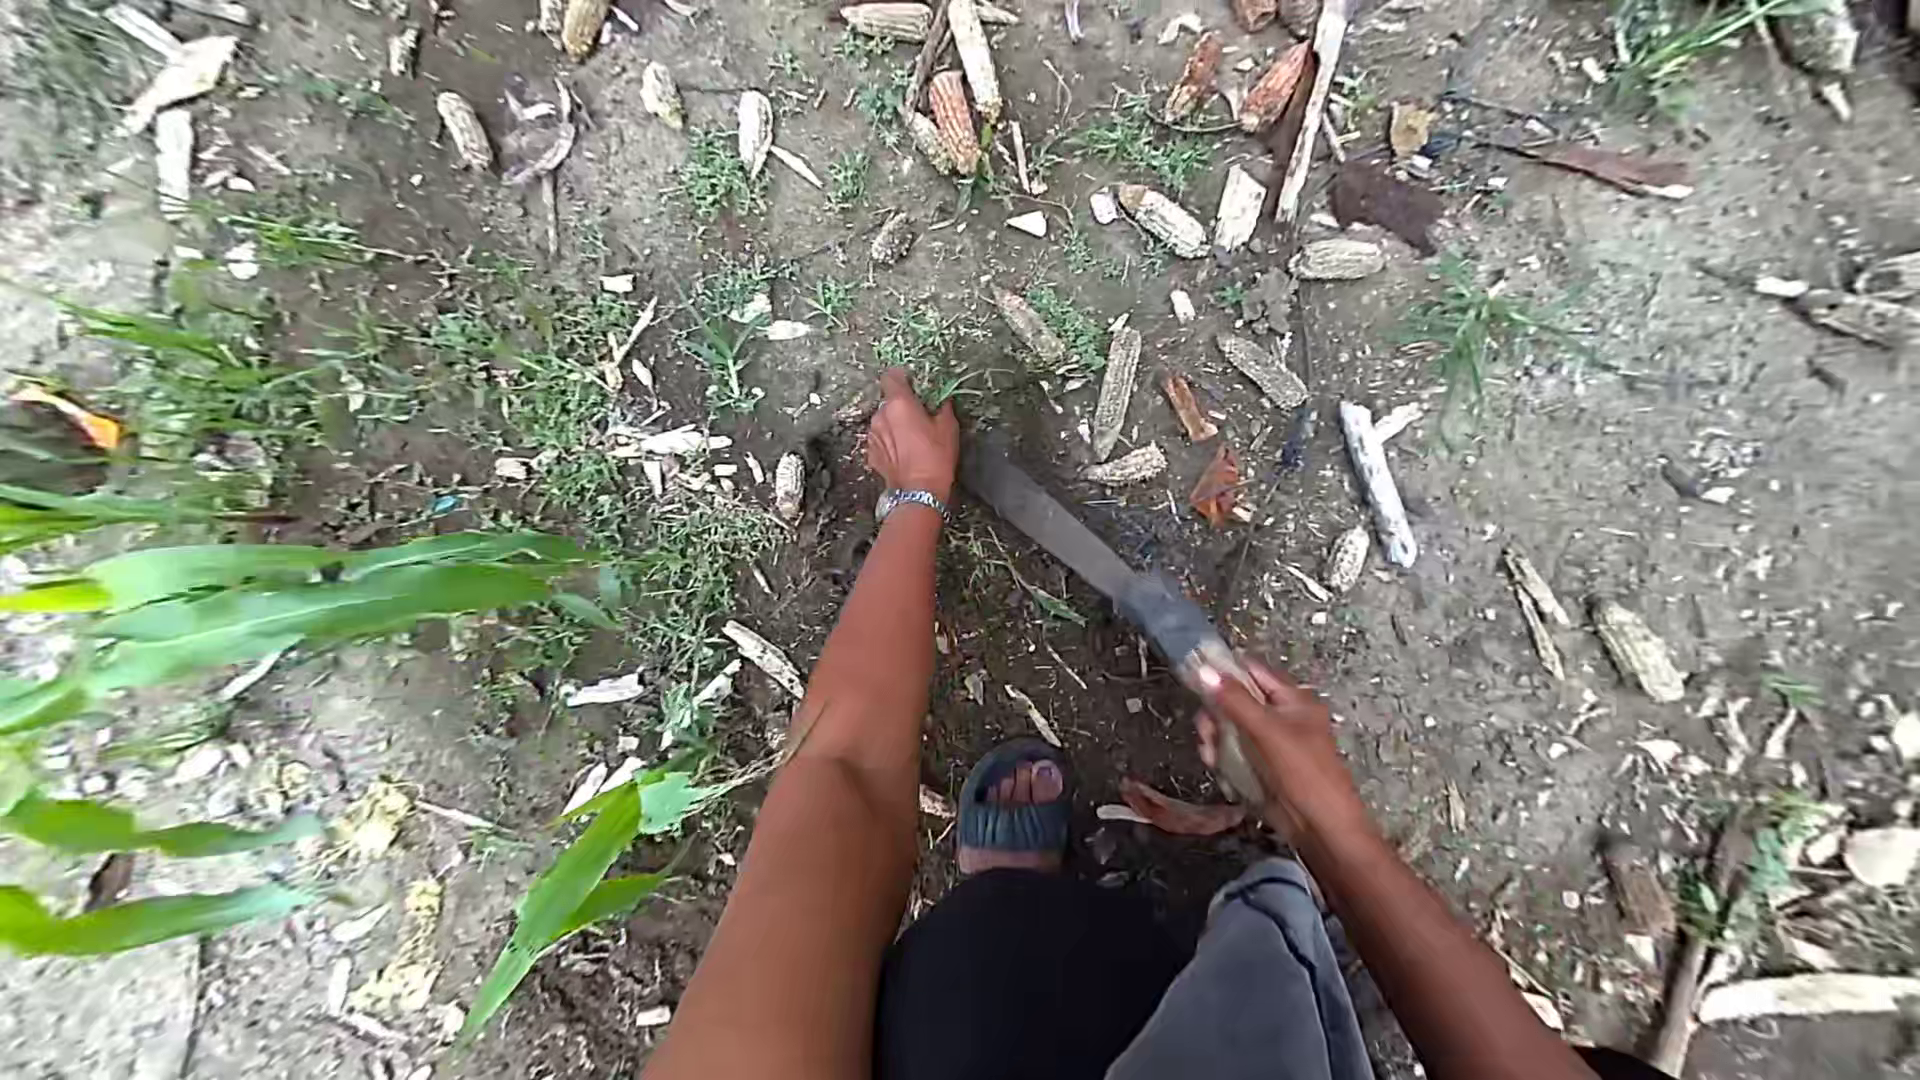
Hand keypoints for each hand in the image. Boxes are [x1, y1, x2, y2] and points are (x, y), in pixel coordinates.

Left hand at [867, 368, 958, 502]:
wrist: (919, 492)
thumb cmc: (935, 458)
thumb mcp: (948, 427)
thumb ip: (943, 407)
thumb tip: (942, 400)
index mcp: (899, 404)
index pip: (890, 376)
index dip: (901, 378)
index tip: (913, 384)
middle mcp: (880, 415)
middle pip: (888, 401)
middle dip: (902, 406)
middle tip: (919, 417)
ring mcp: (873, 435)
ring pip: (883, 420)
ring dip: (894, 424)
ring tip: (911, 438)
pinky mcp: (871, 452)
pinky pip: (880, 439)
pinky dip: (889, 441)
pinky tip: (903, 452)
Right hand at [1194, 657, 1372, 841]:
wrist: (1320, 829)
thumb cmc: (1303, 773)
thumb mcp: (1266, 730)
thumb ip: (1234, 699)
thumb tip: (1204, 671)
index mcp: (1291, 699)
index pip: (1252, 671)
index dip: (1224, 670)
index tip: (1195, 676)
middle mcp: (1279, 715)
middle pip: (1234, 698)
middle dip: (1215, 712)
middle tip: (1207, 729)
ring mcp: (1267, 740)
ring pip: (1227, 724)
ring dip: (1214, 736)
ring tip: (1211, 753)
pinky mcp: (1257, 762)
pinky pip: (1230, 747)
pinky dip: (1220, 754)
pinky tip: (1215, 765)